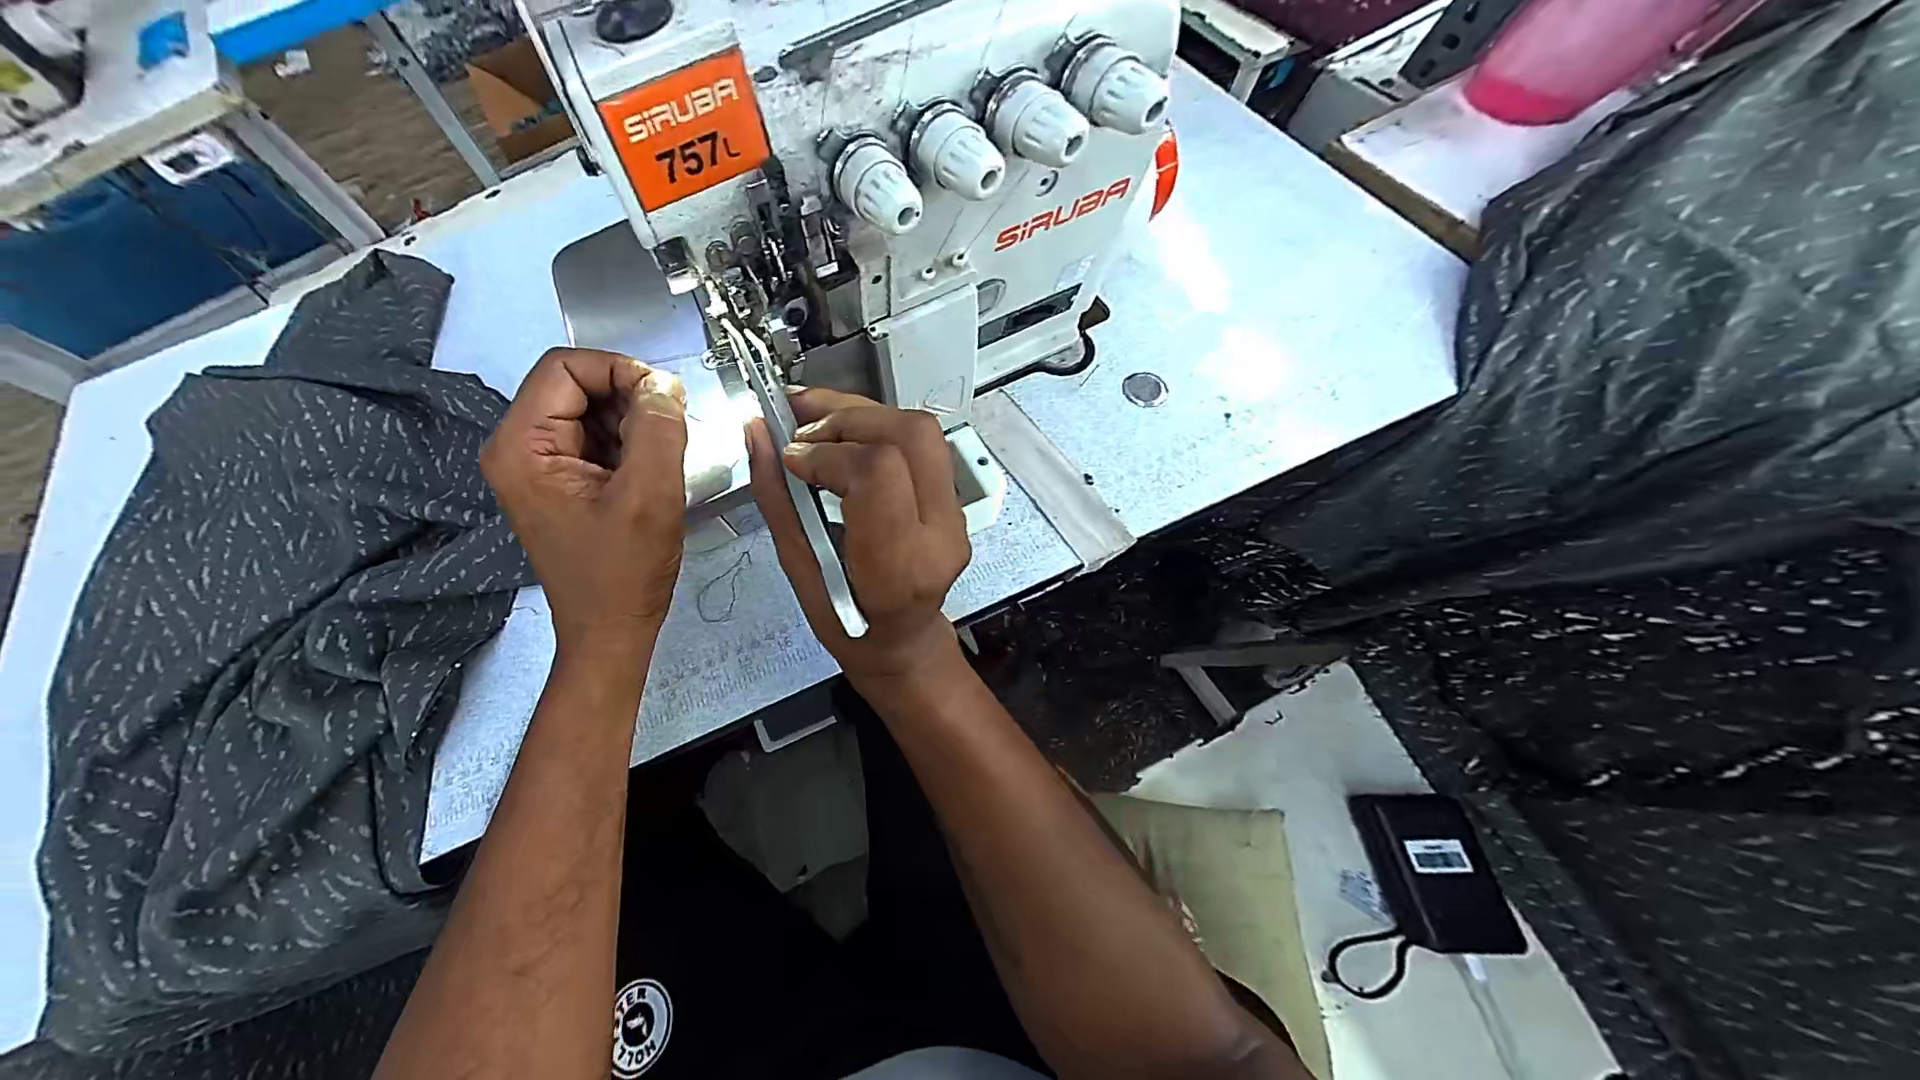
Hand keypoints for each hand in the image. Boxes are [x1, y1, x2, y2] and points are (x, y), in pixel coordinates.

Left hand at [481, 347, 687, 659]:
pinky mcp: (567, 483)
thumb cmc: (622, 573)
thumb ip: (659, 430)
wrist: (611, 629)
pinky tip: (654, 472)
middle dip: (632, 399)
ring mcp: (544, 467)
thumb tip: (664, 385)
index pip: (565, 368)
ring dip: (637, 424)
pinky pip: (602, 441)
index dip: (620, 371)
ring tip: (665, 459)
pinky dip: (635, 445)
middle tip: (672, 430)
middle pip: (579, 386)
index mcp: (522, 447)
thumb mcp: (650, 495)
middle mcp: (522, 449)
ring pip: (595, 412)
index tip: (665, 398)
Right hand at [746, 389, 970, 693]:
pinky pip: (922, 445)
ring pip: (921, 430)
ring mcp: (956, 516)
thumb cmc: (849, 623)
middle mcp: (941, 534)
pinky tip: (841, 433)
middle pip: (910, 436)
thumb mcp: (800, 570)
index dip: (828, 451)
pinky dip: (876, 427)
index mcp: (900, 566)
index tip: (792, 457)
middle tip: (801, 428)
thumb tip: (759, 436)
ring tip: (814, 421)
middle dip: (848, 418)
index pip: (878, 472)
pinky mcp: (954, 501)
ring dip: (862, 414)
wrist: (902, 639)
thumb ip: (779, 500)